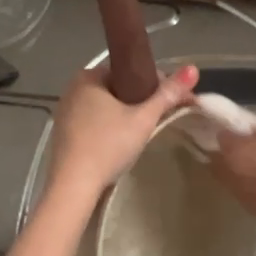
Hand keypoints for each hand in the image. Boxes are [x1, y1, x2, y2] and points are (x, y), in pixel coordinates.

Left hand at [47, 64, 197, 197]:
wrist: (72, 186)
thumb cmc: (108, 146)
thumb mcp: (143, 119)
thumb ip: (168, 95)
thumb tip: (193, 68)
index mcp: (89, 76)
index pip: (130, 70)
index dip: (156, 83)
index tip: (173, 100)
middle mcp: (73, 88)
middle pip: (118, 87)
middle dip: (141, 99)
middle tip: (161, 118)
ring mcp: (65, 111)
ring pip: (105, 105)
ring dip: (125, 113)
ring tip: (144, 131)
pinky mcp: (62, 133)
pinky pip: (93, 121)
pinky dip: (108, 126)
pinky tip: (120, 142)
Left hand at [210, 123, 255, 244]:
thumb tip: (237, 124)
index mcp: (237, 157)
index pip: (214, 137)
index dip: (221, 127)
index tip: (229, 120)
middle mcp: (232, 180)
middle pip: (216, 160)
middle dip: (224, 148)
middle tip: (240, 136)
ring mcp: (244, 199)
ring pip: (228, 177)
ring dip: (234, 164)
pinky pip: (242, 189)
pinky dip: (246, 179)